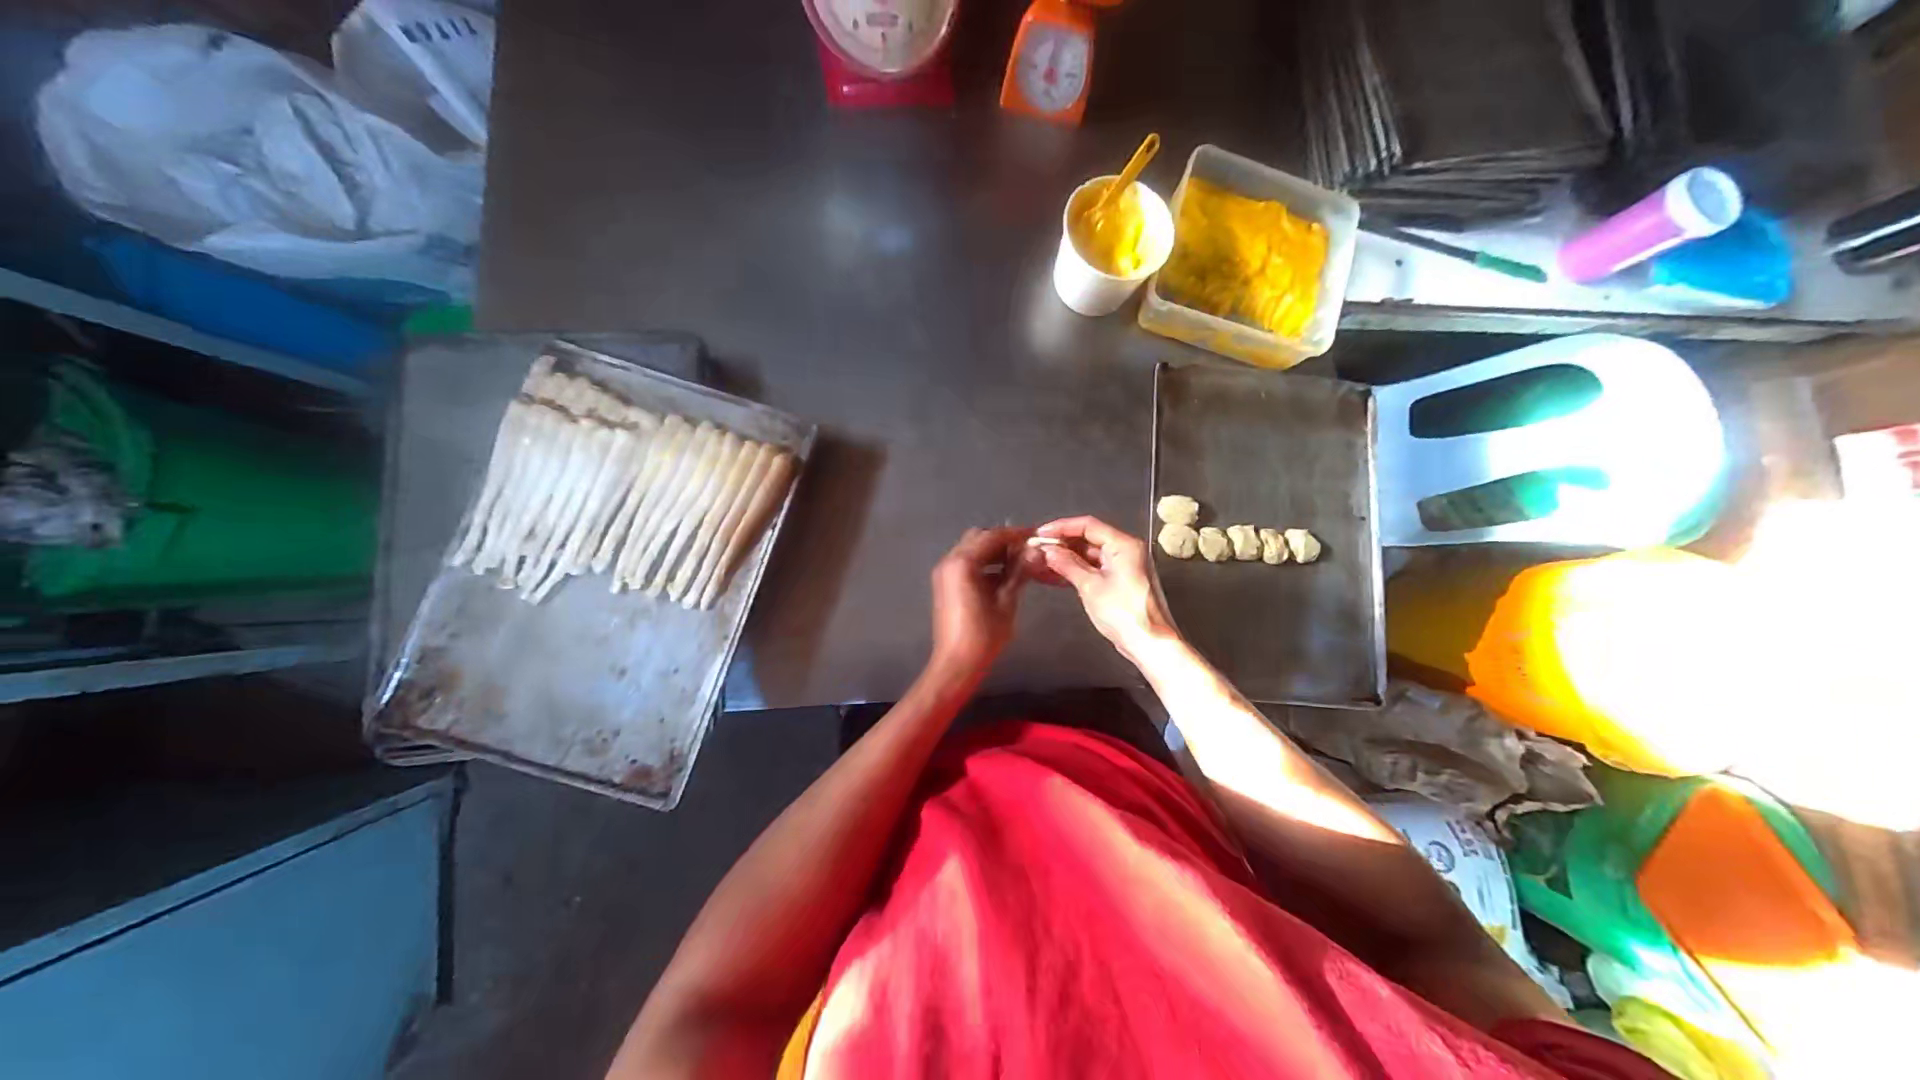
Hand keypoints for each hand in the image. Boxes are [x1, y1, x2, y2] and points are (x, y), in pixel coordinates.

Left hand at [928, 526, 1030, 675]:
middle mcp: (949, 561)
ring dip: (993, 552)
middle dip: (1003, 540)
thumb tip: (1035, 551)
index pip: (992, 536)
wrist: (956, 662)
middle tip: (1027, 549)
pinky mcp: (945, 584)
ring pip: (971, 550)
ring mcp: (945, 573)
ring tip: (1020, 561)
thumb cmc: (983, 634)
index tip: (1036, 535)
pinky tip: (1004, 575)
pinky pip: (966, 564)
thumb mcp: (1006, 601)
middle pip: (978, 538)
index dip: (1016, 534)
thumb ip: (1019, 572)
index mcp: (962, 562)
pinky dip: (983, 564)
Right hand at [1030, 516, 1177, 661]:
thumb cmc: (1126, 615)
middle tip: (1039, 548)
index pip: (1088, 525)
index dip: (1061, 527)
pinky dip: (1076, 570)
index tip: (1042, 534)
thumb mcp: (1090, 586)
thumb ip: (1067, 565)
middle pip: (1089, 538)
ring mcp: (1123, 566)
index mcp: (1124, 545)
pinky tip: (1056, 574)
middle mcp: (1126, 551)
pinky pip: (1094, 568)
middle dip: (1062, 543)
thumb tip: (1050, 552)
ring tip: (1042, 561)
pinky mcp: (1119, 581)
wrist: (1149, 643)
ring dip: (1066, 557)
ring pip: (1089, 554)